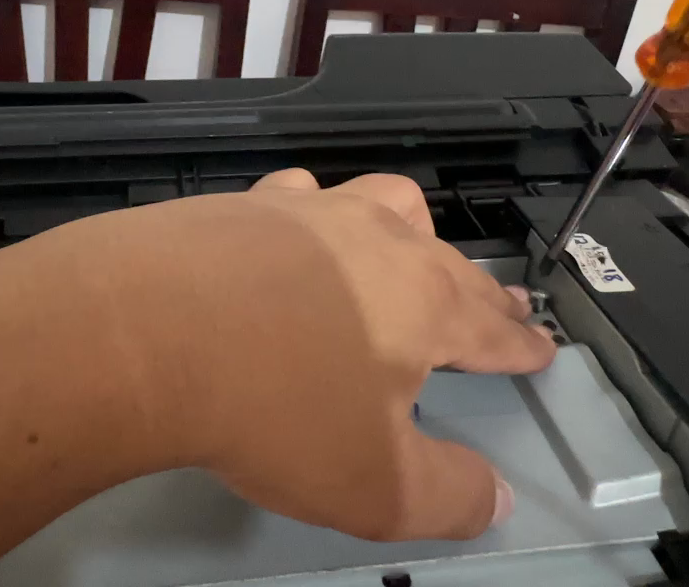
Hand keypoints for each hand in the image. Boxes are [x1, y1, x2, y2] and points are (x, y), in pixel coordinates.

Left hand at [64, 169, 554, 540]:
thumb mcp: (375, 486)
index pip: (491, 324)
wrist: (149, 327)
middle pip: (448, 258)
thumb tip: (492, 496)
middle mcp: (376, 239)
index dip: (521, 342)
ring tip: (408, 248)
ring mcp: (312, 211)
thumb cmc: (270, 403)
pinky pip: (303, 193)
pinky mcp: (251, 201)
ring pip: (384, 200)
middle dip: (479, 289)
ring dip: (408, 227)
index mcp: (422, 301)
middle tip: (494, 305)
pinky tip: (299, 230)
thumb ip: (448, 495)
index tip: (539, 345)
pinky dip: (317, 211)